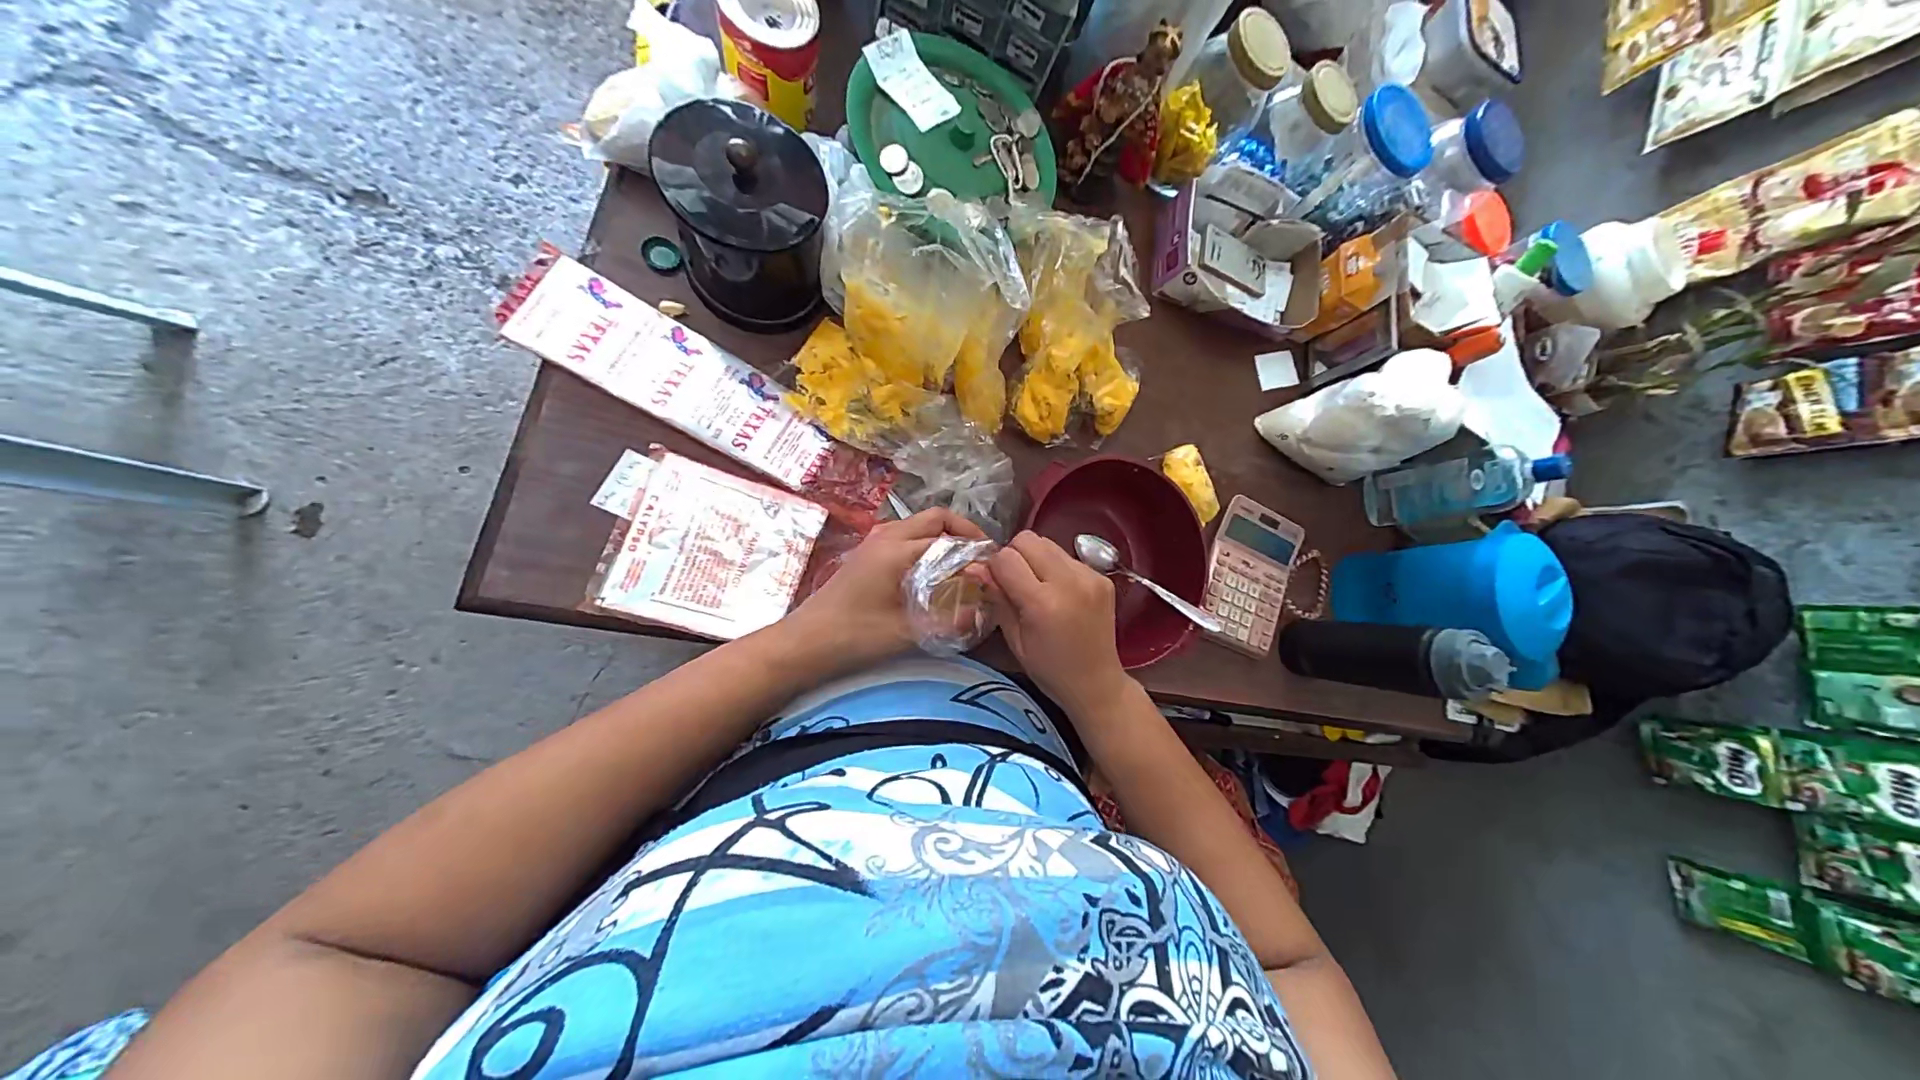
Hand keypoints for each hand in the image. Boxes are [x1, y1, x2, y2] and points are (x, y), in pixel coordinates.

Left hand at [785, 507, 987, 674]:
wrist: (804, 643)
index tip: (994, 567)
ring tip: (961, 565)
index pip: (949, 538)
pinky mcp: (865, 555)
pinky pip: (904, 537)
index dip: (975, 549)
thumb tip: (983, 611)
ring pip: (918, 526)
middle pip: (935, 519)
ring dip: (942, 537)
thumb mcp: (906, 633)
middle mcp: (886, 537)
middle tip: (981, 558)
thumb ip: (948, 620)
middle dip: (963, 532)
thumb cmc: (854, 636)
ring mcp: (872, 543)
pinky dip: (925, 545)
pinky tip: (932, 573)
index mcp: (897, 550)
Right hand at [985, 531, 1132, 712]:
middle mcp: (1069, 582)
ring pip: (1048, 543)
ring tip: (1038, 586)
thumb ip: (997, 598)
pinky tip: (1059, 592)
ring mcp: (1090, 576)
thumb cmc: (1049, 669)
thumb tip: (975, 567)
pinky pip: (1068, 556)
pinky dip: (1056, 567)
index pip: (1006, 558)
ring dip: (1036, 558)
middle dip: (1014, 555)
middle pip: (1028, 539)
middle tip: (1015, 582)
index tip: (995, 583)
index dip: (995, 567)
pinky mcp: (1102, 577)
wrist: (1096, 682)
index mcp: (1042, 602)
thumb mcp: (1014, 639)